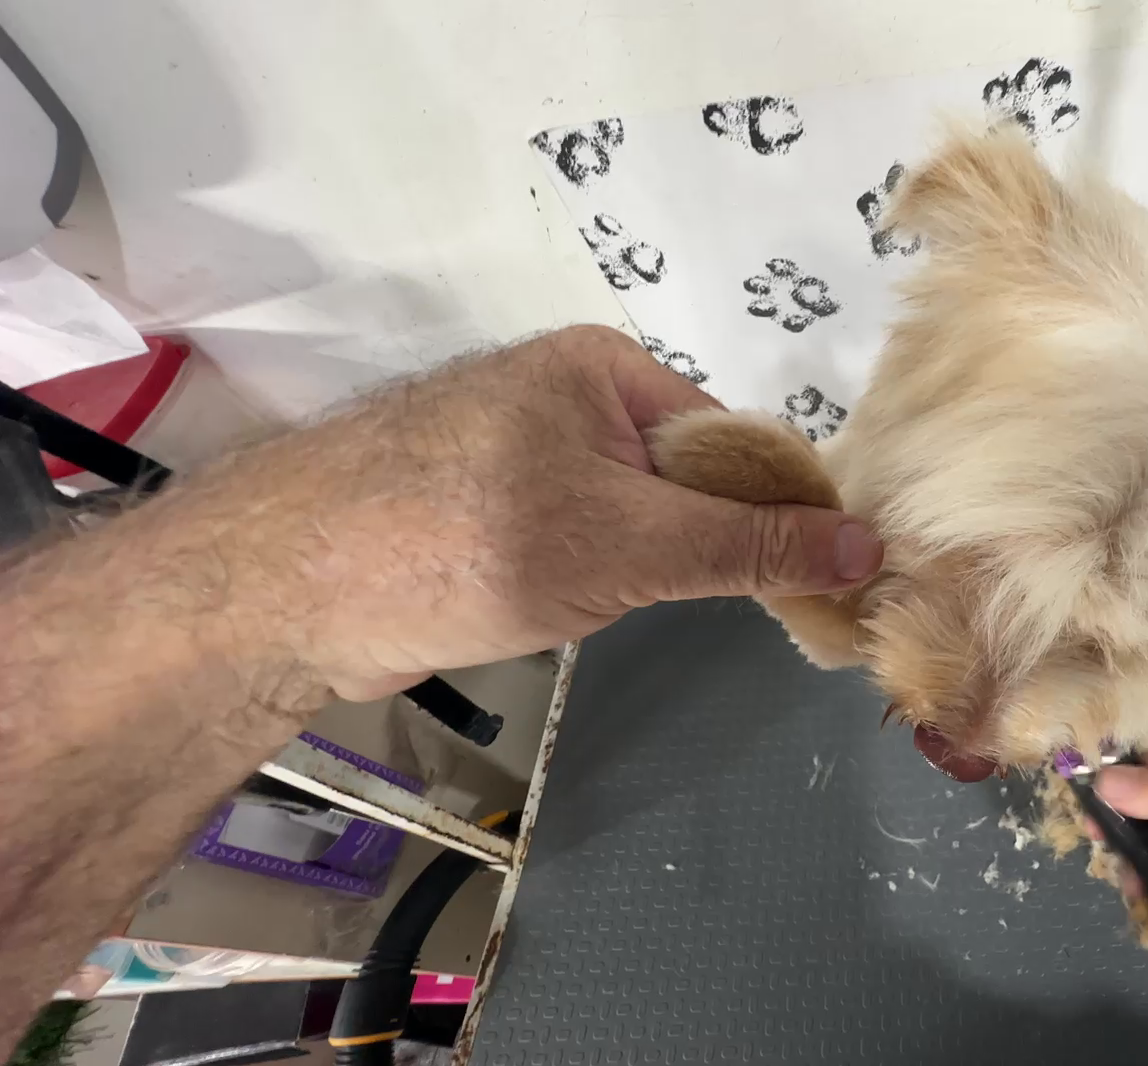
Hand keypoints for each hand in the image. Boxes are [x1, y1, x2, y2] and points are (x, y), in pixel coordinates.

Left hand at [122, 326, 883, 699]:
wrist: (265, 604)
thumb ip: (757, 546)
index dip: (779, 506)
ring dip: (662, 554)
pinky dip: (615, 561)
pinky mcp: (495, 495)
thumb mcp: (638, 545)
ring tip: (637, 595)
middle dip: (715, 536)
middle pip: (692, 471)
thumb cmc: (468, 545)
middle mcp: (571, 391)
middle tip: (727, 597)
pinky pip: (593, 521)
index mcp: (610, 368)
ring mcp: (528, 443)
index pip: (737, 438)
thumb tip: (869, 546)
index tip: (813, 570)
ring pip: (643, 503)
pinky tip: (592, 594)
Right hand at [1096, 745, 1147, 950]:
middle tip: (1104, 850)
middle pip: (1139, 797)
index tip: (1093, 815)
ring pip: (1144, 831)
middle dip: (1121, 825)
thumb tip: (1098, 777)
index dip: (1115, 785)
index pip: (1144, 763)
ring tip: (1131, 884)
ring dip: (1131, 854)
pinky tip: (1143, 892)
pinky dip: (1145, 872)